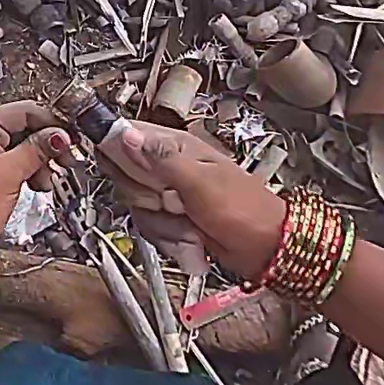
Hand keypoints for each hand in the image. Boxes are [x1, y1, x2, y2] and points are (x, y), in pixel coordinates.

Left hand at [0, 101, 71, 259]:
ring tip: (49, 176)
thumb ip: (36, 149)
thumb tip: (58, 135)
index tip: (68, 136)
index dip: (48, 122)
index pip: (23, 111)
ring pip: (26, 148)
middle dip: (47, 144)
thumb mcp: (9, 173)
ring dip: (42, 160)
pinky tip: (40, 184)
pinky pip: (21, 165)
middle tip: (65, 157)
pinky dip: (34, 172)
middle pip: (26, 129)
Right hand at [104, 121, 286, 280]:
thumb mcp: (200, 181)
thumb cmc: (244, 210)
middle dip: (145, 199)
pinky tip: (190, 240)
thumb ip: (161, 158)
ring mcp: (169, 192)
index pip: (126, 136)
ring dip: (162, 225)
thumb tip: (128, 134)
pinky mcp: (171, 217)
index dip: (118, 154)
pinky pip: (150, 227)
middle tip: (169, 203)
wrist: (266, 249)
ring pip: (137, 207)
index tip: (130, 175)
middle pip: (125, 177)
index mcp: (175, 146)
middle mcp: (168, 165)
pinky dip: (168, 239)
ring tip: (188, 226)